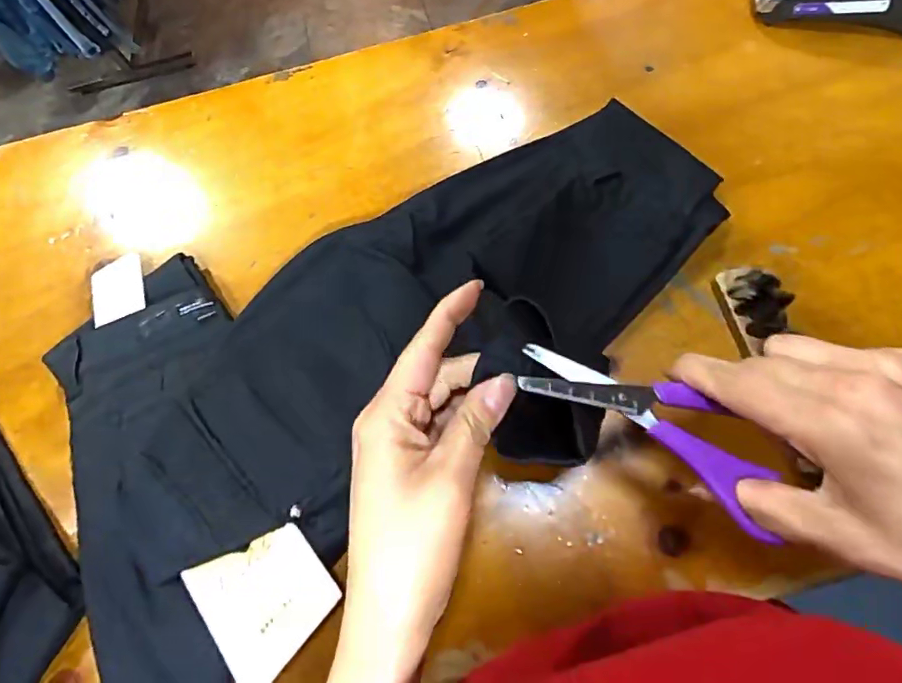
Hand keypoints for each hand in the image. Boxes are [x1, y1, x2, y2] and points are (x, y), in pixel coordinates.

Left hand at [330, 281, 515, 682]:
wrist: (389, 614)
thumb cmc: (414, 542)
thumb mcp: (450, 476)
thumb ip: (475, 421)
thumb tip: (503, 379)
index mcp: (386, 413)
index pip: (422, 350)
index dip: (448, 314)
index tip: (474, 286)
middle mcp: (386, 419)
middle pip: (434, 376)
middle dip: (472, 368)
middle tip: (516, 372)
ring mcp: (394, 444)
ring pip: (439, 402)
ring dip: (471, 396)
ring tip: (509, 395)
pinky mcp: (406, 465)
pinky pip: (437, 427)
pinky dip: (463, 420)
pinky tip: (488, 420)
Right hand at [673, 337, 901, 682]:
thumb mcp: (845, 538)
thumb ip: (768, 502)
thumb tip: (727, 479)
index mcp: (831, 423)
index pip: (737, 381)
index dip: (694, 375)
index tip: (669, 378)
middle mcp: (853, 377)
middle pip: (760, 359)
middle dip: (736, 383)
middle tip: (736, 418)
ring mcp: (890, 363)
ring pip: (798, 347)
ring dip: (780, 374)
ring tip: (806, 422)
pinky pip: (844, 354)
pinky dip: (827, 374)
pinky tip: (864, 417)